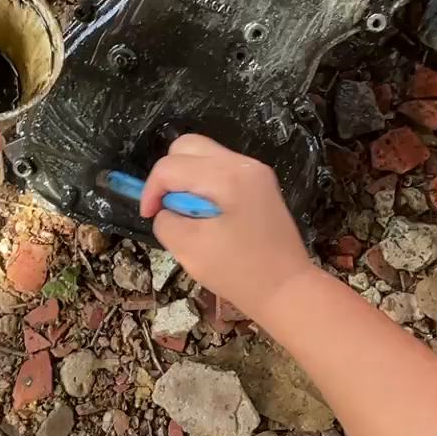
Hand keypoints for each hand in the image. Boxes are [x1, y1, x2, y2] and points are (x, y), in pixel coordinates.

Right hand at [140, 134, 316, 319]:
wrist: (287, 289)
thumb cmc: (238, 272)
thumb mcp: (189, 249)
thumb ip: (166, 220)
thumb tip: (167, 209)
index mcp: (228, 176)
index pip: (171, 166)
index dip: (151, 190)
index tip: (149, 216)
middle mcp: (244, 164)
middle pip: (188, 146)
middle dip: (169, 175)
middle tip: (169, 208)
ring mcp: (256, 172)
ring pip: (204, 156)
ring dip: (187, 180)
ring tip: (191, 214)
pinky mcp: (260, 184)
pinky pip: (220, 170)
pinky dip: (205, 185)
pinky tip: (210, 215)